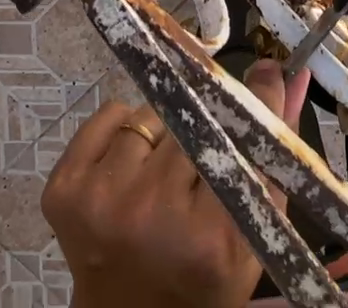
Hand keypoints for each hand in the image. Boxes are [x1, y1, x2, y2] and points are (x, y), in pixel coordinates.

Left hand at [43, 59, 308, 307]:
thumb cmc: (204, 277)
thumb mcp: (254, 232)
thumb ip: (275, 156)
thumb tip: (284, 74)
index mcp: (210, 238)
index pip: (240, 139)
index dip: (255, 100)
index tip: (266, 71)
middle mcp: (151, 215)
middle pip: (195, 122)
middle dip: (206, 126)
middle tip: (204, 151)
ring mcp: (101, 200)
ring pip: (152, 114)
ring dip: (165, 130)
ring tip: (165, 171)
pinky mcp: (63, 187)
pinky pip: (111, 113)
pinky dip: (126, 127)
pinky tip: (132, 166)